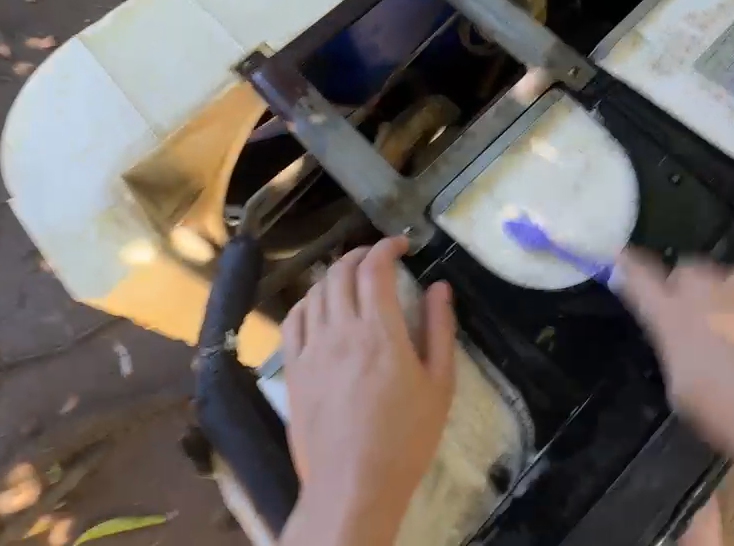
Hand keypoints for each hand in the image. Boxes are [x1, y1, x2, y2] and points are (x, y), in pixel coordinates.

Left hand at [281, 238, 456, 542]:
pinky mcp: (293, 370)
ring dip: (335, 274)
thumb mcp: (440, 385)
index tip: (401, 245)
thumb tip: (440, 287)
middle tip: (379, 257)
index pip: (375, 268)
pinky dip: (307, 301)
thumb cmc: (405, 439)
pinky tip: (320, 305)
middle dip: (360, 254)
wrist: (353, 488)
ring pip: (316, 291)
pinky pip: (293, 320)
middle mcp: (341, 331)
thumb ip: (441, 330)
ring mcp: (312, 350)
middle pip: (341, 272)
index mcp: (380, 332)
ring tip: (352, 277)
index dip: (386, 246)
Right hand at [616, 251, 733, 466]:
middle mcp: (709, 286)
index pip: (639, 276)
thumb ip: (675, 348)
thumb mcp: (689, 393)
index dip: (628, 265)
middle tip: (710, 328)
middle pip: (689, 273)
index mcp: (675, 316)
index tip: (620, 256)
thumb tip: (672, 327)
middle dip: (694, 292)